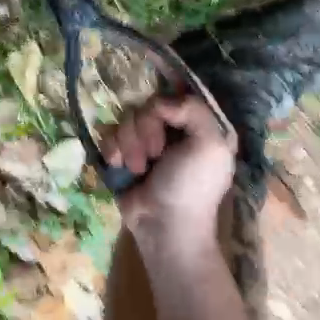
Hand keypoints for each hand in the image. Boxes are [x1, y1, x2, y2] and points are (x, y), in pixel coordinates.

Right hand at [104, 95, 238, 245]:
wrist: (164, 227)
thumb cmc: (192, 187)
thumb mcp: (210, 146)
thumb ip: (195, 111)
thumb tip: (160, 104)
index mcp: (198, 125)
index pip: (177, 92)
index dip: (165, 100)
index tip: (159, 113)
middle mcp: (172, 129)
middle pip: (146, 104)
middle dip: (145, 128)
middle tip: (154, 154)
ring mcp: (146, 141)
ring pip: (126, 118)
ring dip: (129, 144)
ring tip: (138, 169)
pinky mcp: (124, 153)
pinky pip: (109, 134)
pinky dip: (112, 150)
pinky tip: (119, 166)